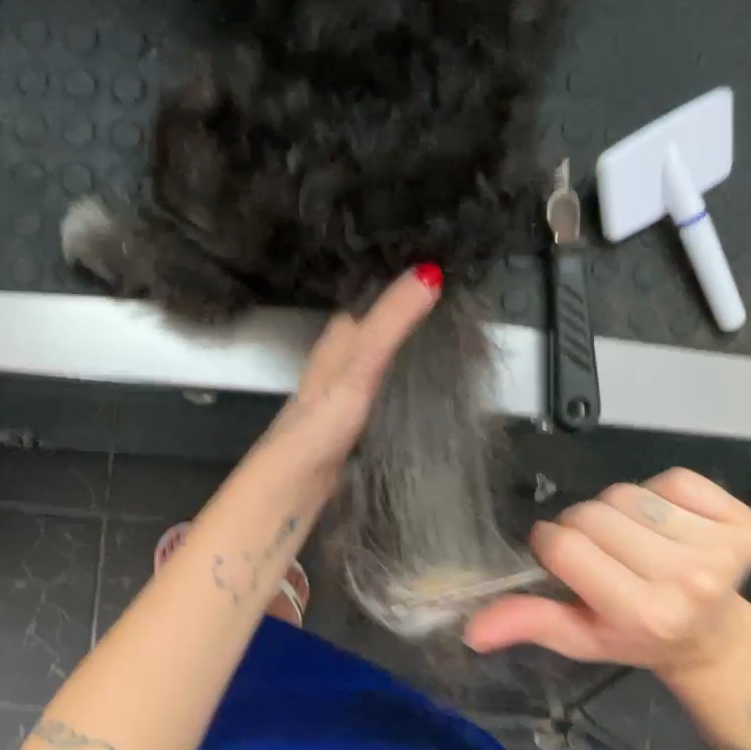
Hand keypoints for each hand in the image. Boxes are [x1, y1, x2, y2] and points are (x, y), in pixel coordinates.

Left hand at [265, 265, 441, 468]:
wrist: (296, 480)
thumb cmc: (323, 420)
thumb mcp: (363, 363)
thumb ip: (393, 322)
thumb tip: (431, 272)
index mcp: (338, 337)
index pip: (372, 296)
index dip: (403, 282)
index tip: (443, 270)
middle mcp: (339, 358)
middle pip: (377, 327)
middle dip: (408, 316)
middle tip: (454, 303)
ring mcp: (346, 391)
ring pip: (380, 358)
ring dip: (407, 350)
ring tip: (448, 338)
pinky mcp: (354, 421)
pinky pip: (384, 390)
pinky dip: (402, 382)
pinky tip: (421, 387)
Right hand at [464, 469, 750, 681]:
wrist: (712, 637)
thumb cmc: (635, 638)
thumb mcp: (578, 637)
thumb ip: (529, 622)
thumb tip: (473, 630)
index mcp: (643, 613)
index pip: (565, 546)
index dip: (550, 544)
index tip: (560, 559)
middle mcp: (689, 581)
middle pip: (594, 513)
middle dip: (581, 527)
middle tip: (597, 555)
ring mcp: (722, 551)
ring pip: (628, 493)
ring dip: (617, 510)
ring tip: (631, 541)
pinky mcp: (747, 526)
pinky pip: (674, 479)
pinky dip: (659, 494)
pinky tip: (665, 525)